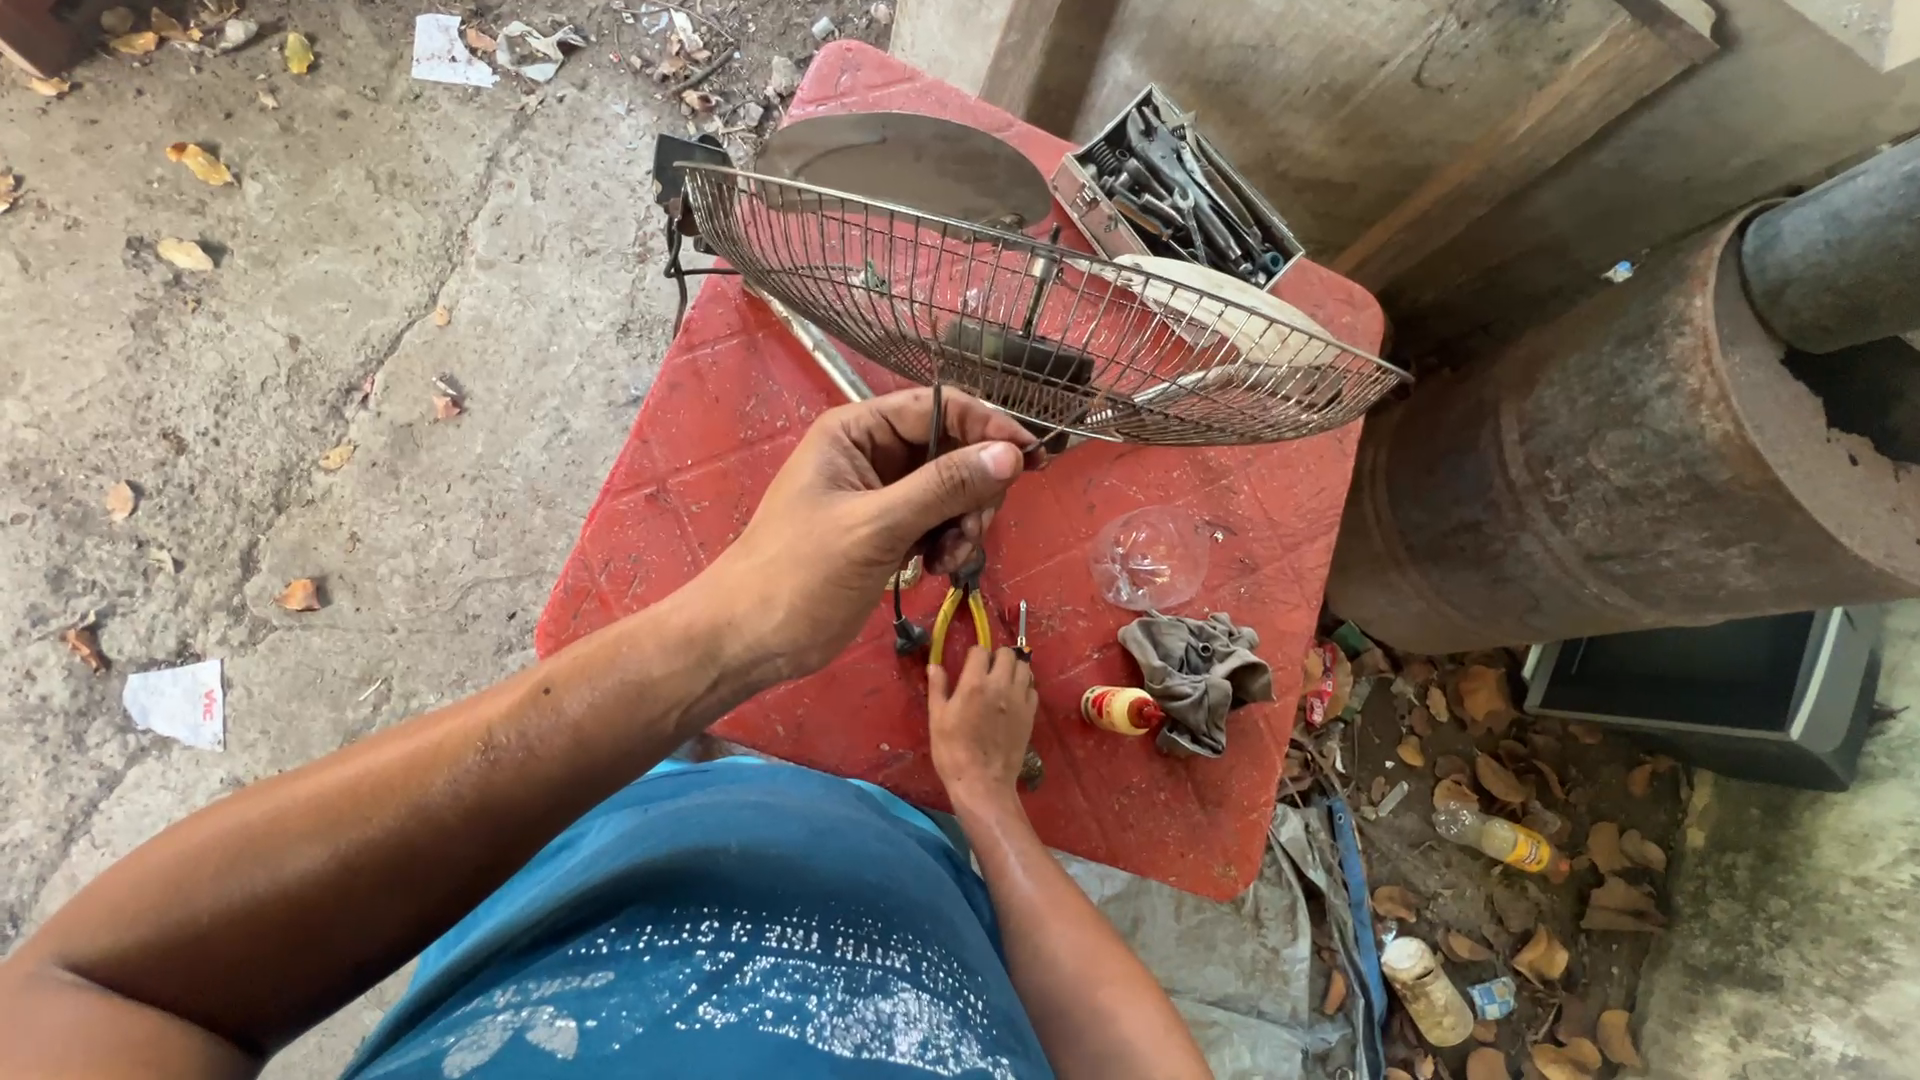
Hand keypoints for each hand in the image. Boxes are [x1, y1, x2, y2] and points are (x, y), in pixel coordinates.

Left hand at [693, 388, 1042, 680]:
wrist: (752, 638)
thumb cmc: (800, 573)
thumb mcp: (876, 526)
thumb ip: (943, 487)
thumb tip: (1010, 454)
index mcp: (856, 431)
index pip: (937, 408)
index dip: (986, 426)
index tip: (1030, 456)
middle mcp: (872, 454)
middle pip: (951, 450)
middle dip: (972, 490)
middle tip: (973, 531)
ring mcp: (881, 495)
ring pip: (950, 491)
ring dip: (963, 524)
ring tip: (948, 560)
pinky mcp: (887, 532)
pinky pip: (937, 523)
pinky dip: (947, 543)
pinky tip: (935, 570)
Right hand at [928, 646, 1037, 803]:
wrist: (982, 782)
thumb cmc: (953, 751)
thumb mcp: (937, 718)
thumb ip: (938, 688)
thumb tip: (934, 665)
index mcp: (975, 684)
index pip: (980, 651)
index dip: (974, 655)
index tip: (969, 665)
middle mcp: (1001, 685)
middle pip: (1007, 654)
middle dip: (996, 657)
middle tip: (987, 671)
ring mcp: (1019, 700)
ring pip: (1025, 667)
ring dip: (1013, 669)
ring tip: (1003, 681)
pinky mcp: (1031, 714)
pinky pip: (1032, 689)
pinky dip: (1024, 688)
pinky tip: (1013, 698)